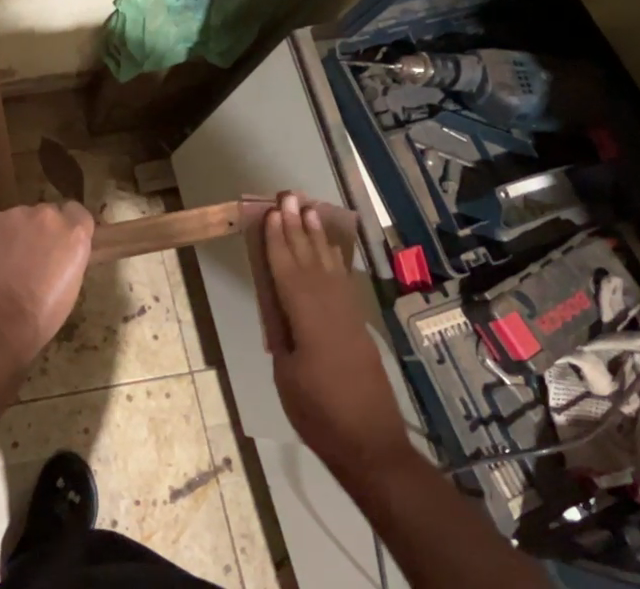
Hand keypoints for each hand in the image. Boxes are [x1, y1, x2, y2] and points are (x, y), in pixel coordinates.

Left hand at [0, 202, 93, 379]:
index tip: (61, 245)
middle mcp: (42, 216)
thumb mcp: (69, 289)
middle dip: (39, 232)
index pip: (77, 213)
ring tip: (2, 268)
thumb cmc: (38, 318)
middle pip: (44, 216)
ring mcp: (8, 216)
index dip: (69, 228)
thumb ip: (66, 258)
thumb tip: (58, 252)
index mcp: (71, 233)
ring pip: (15, 221)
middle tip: (30, 261)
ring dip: (13, 237)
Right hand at [264, 192, 411, 474]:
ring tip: (309, 209)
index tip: (270, 213)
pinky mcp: (358, 328)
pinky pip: (343, 282)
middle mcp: (332, 311)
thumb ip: (283, 335)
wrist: (370, 444)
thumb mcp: (287, 375)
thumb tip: (278, 307)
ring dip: (317, 237)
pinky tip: (329, 249)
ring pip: (330, 268)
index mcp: (308, 322)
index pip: (288, 272)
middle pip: (311, 261)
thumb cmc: (318, 414)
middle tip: (289, 195)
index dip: (277, 242)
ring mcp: (349, 318)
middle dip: (298, 227)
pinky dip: (334, 261)